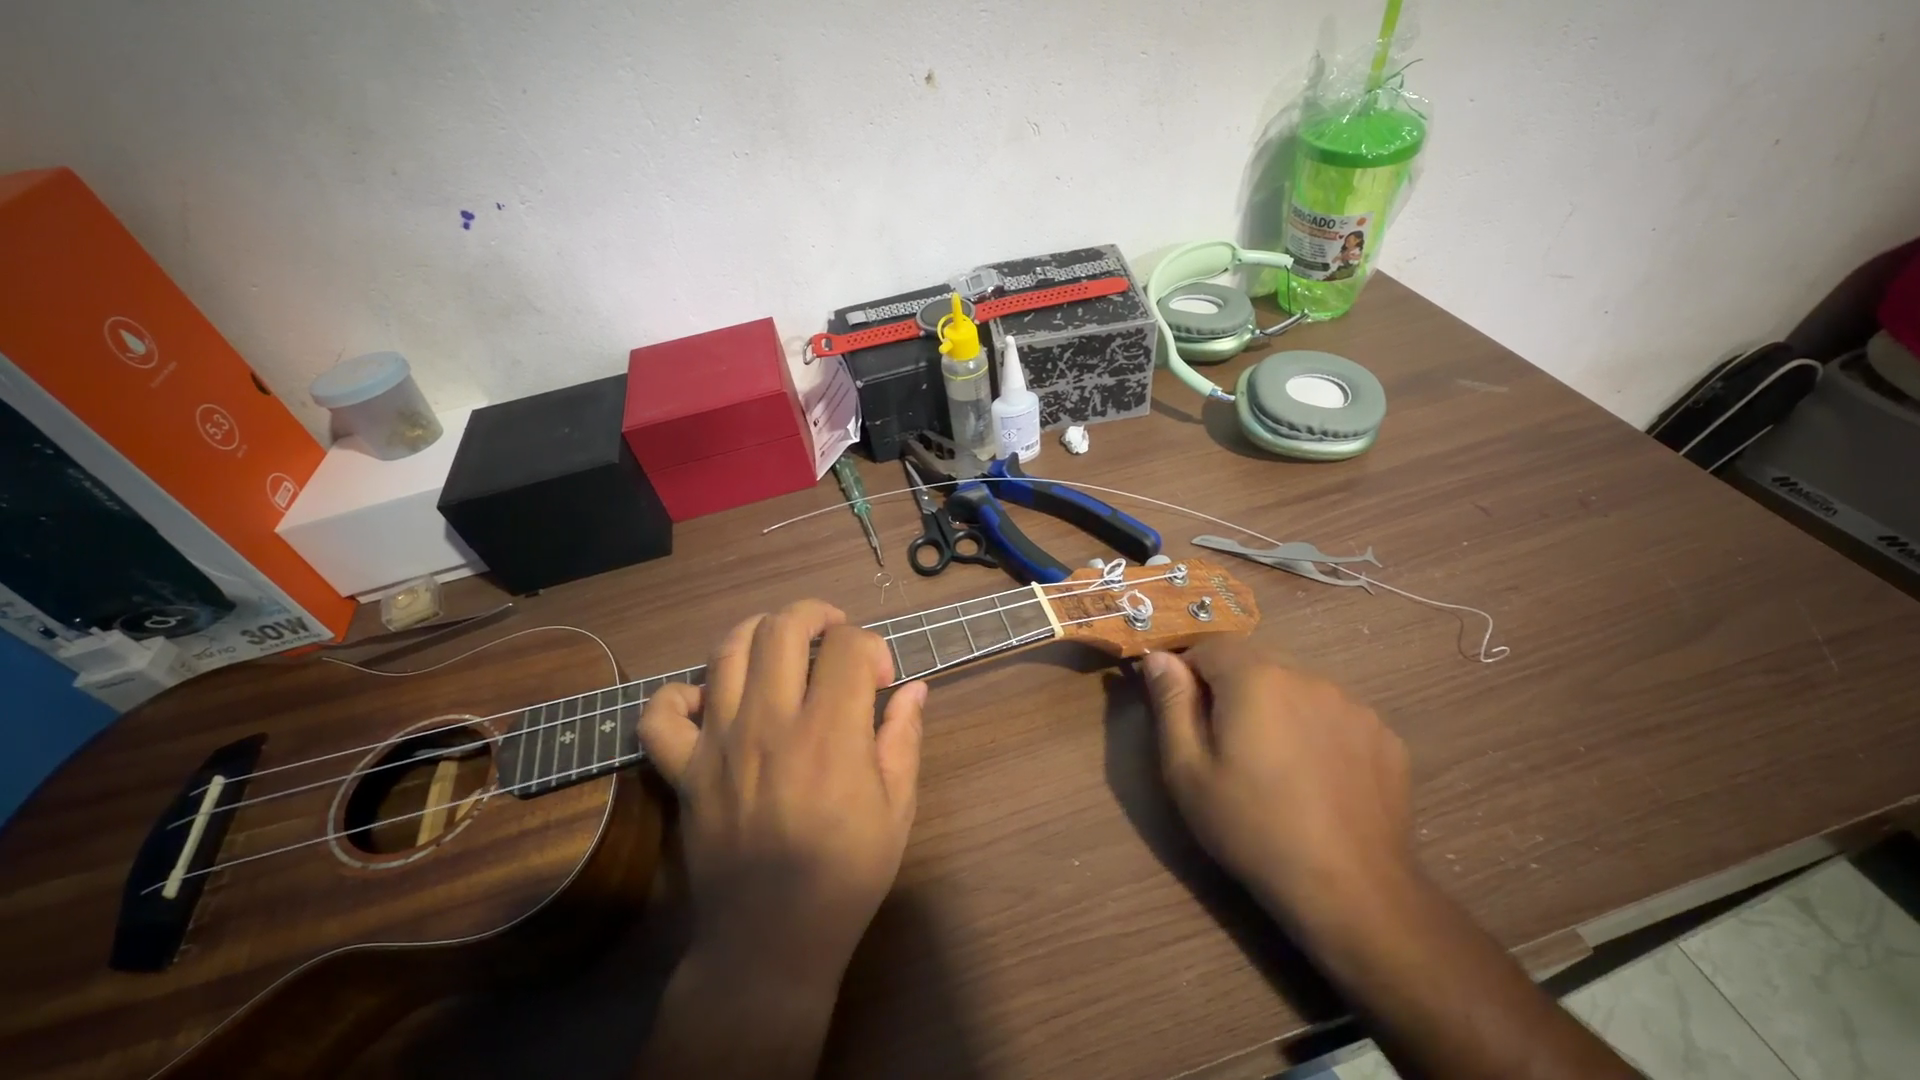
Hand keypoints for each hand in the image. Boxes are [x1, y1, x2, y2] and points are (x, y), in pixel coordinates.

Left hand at [639, 600, 927, 988]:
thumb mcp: (897, 810)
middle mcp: (771, 722)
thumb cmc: (846, 875)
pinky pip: (661, 714)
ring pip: (727, 651)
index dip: (871, 645)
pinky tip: (709, 700)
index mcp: (830, 732)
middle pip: (782, 628)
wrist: (771, 939)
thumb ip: (903, 739)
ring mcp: (719, 743)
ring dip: (758, 632)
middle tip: (832, 634)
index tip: (881, 676)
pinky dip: (679, 695)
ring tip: (780, 646)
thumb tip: (913, 689)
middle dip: (815, 615)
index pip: (848, 646)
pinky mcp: (684, 770)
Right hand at [1141, 639, 1413, 923]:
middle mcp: (1309, 676)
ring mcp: (1354, 706)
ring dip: (1279, 709)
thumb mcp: (1187, 771)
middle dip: (1234, 690)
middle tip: (1225, 746)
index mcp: (1256, 678)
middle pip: (1257, 663)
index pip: (1210, 646)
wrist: (1349, 888)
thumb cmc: (1251, 827)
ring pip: (1299, 689)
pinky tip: (1316, 779)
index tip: (1184, 715)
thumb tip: (1159, 657)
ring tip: (1274, 766)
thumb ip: (1171, 704)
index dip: (1189, 673)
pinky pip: (1336, 718)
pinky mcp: (1385, 737)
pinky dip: (1318, 733)